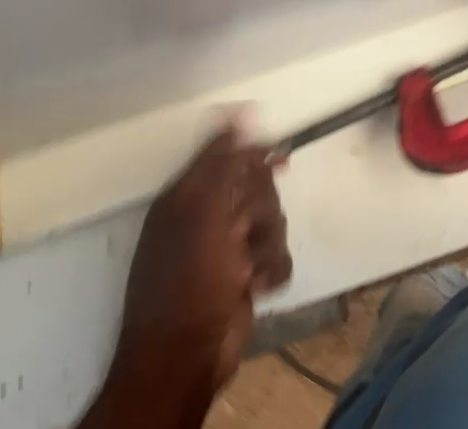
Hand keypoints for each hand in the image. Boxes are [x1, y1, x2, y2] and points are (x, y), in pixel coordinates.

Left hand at [100, 125, 292, 415]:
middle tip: (244, 231)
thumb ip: (223, 163)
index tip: (281, 158)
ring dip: (267, 245)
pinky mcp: (245, 276)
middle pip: (258, 187)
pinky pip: (277, 255)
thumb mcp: (203, 214)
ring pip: (272, 221)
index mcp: (186, 198)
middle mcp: (205, 219)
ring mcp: (226, 250)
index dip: (255, 153)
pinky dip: (272, 270)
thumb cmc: (189, 283)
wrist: (187, 356)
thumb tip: (239, 112)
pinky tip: (257, 285)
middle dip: (261, 209)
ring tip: (248, 269)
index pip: (227, 156)